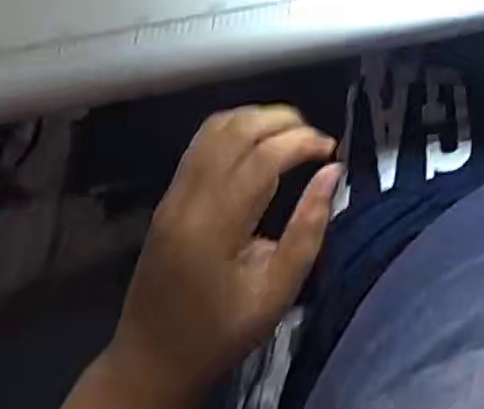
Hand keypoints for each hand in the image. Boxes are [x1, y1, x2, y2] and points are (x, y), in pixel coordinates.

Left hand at [90, 106, 340, 406]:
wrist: (150, 365)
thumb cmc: (220, 333)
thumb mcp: (278, 293)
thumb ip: (309, 228)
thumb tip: (333, 171)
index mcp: (214, 227)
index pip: (263, 156)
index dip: (304, 141)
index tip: (333, 152)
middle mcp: (187, 200)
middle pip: (237, 128)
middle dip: (286, 121)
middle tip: (316, 141)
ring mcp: (173, 195)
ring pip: (217, 126)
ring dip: (261, 119)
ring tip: (292, 138)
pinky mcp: (170, 196)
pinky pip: (204, 141)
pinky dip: (240, 129)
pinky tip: (262, 145)